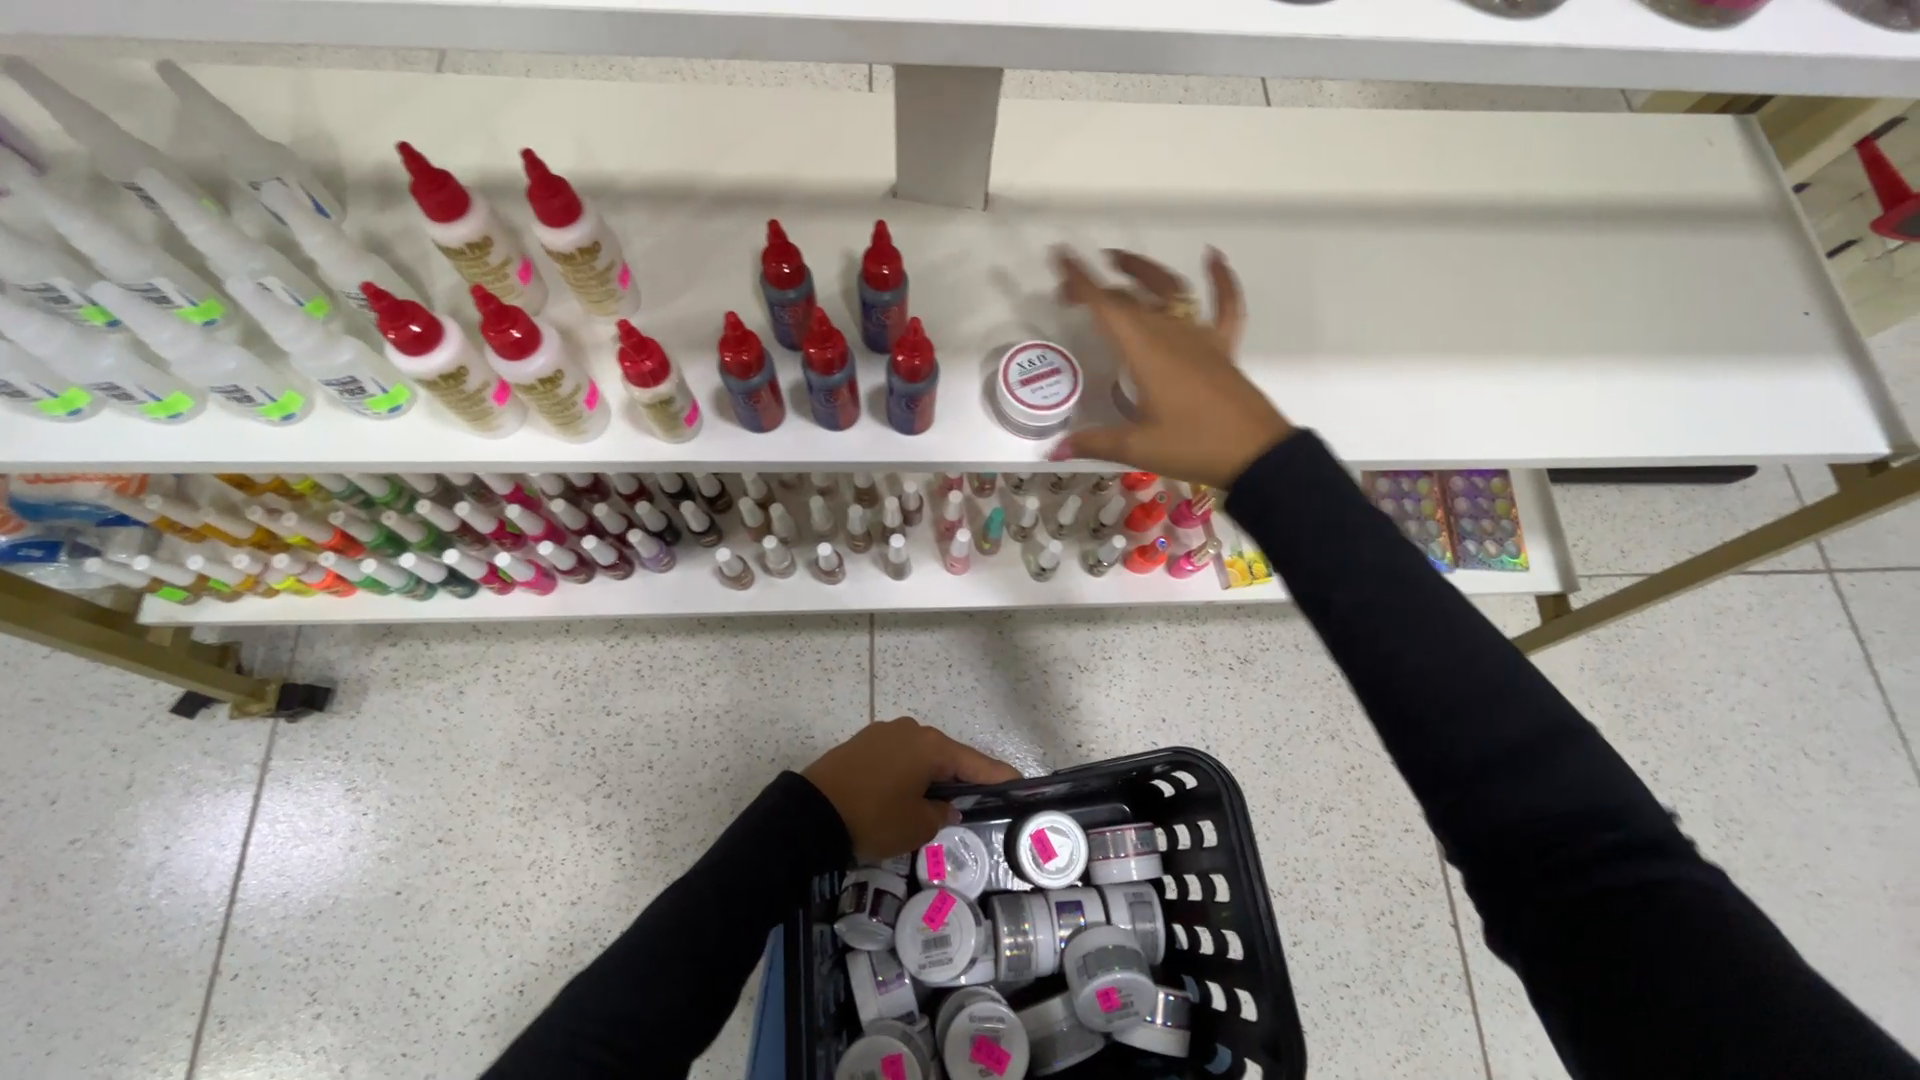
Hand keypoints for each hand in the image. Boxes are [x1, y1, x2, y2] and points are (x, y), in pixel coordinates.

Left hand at [802, 717, 1021, 860]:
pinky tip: (905, 793)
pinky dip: (907, 773)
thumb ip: (941, 813)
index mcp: (931, 747)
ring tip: (936, 802)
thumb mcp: (917, 827)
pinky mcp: (862, 742)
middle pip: (947, 756)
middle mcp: (911, 730)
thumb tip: (943, 805)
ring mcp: (883, 733)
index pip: (976, 763)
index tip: (1020, 783)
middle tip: (976, 801)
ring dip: (930, 776)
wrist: (810, 812)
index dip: (999, 777)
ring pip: (919, 755)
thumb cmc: (873, 818)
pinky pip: (897, 757)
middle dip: (961, 778)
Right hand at [1048, 247, 1294, 489]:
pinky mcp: (1223, 348)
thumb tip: (1058, 448)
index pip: (1108, 308)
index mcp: (1146, 352)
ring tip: (1120, 260)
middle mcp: (1171, 334)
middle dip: (1097, 288)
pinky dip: (1221, 279)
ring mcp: (1201, 337)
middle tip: (1069, 295)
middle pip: (1131, 299)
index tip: (1061, 258)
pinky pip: (1226, 305)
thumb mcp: (1139, 448)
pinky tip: (1213, 257)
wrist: (1255, 454)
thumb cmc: (1194, 446)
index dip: (1082, 282)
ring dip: (1144, 271)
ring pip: (1171, 290)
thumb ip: (1096, 443)